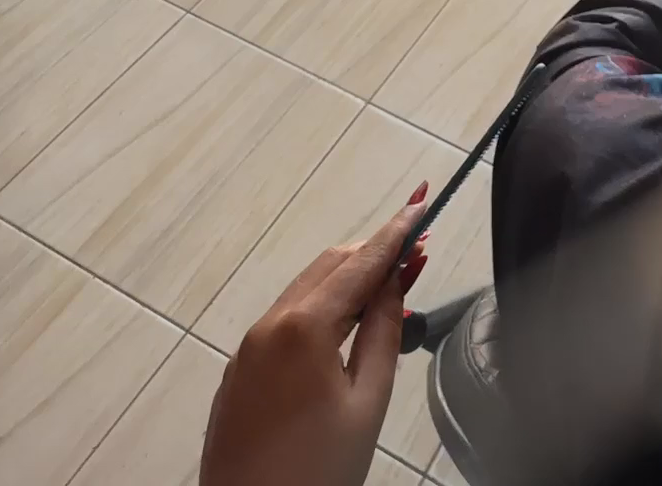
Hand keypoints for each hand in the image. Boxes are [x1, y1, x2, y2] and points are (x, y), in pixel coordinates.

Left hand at [200, 183, 431, 485]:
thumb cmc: (319, 469)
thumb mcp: (369, 398)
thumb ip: (384, 329)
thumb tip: (395, 280)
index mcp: (304, 327)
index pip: (361, 263)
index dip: (396, 232)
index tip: (421, 202)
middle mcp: (270, 325)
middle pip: (331, 265)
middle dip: (374, 250)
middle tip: (416, 250)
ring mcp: (249, 348)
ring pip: (308, 287)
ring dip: (350, 276)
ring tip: (390, 282)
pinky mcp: (240, 371)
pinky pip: (288, 316)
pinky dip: (324, 303)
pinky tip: (348, 321)